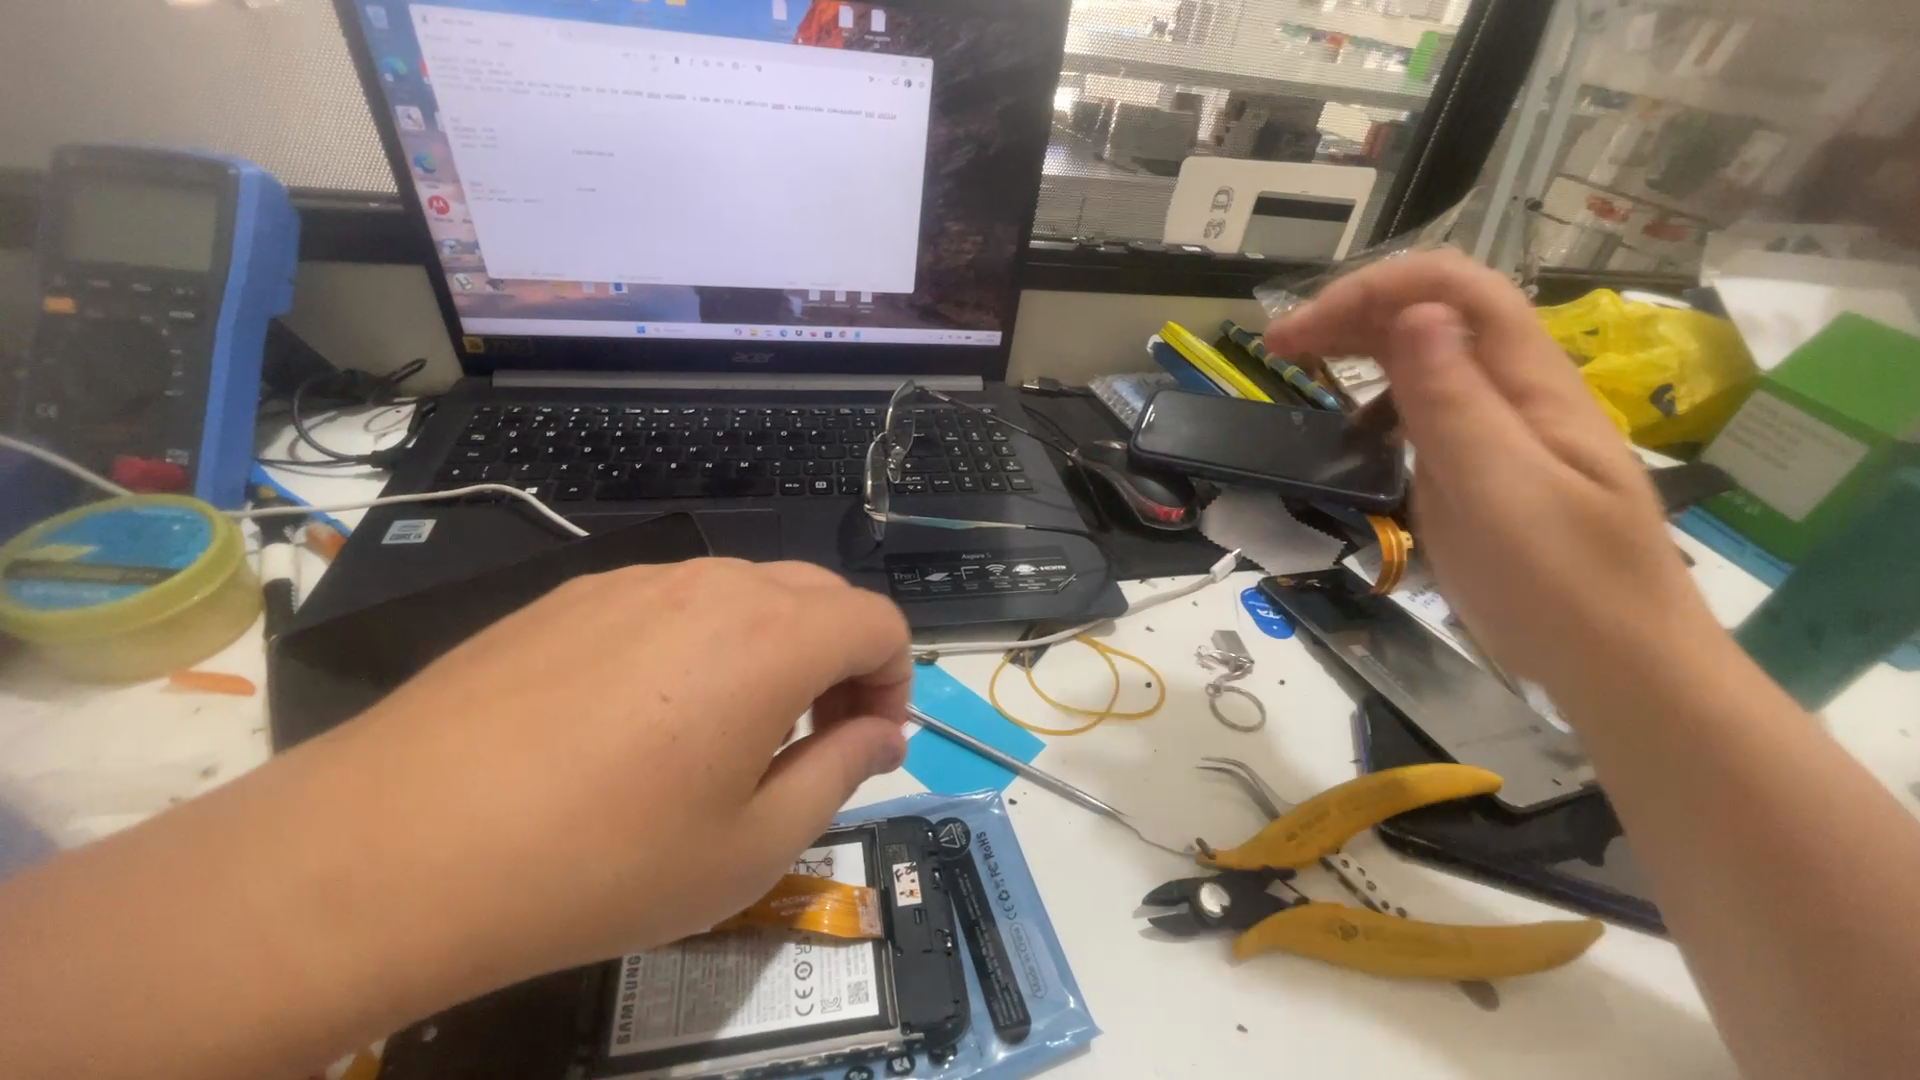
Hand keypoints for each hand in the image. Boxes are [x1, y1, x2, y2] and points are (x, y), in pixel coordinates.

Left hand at [312, 557, 911, 989]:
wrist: (393, 852)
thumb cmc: (601, 864)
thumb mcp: (752, 846)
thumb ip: (840, 774)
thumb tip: (880, 734)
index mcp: (771, 639)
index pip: (878, 621)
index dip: (895, 679)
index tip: (868, 743)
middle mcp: (711, 587)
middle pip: (819, 596)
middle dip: (842, 661)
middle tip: (814, 741)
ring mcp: (634, 582)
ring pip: (746, 592)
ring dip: (774, 648)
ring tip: (730, 731)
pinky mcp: (572, 597)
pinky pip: (672, 602)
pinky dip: (702, 642)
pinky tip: (646, 717)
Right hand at [1265, 250, 1713, 690]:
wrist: (1620, 665)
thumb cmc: (1562, 584)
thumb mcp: (1501, 490)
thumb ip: (1456, 400)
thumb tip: (1416, 313)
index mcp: (1529, 383)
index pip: (1454, 289)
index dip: (1371, 290)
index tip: (1296, 334)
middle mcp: (1515, 392)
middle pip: (1435, 314)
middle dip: (1353, 313)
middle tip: (1278, 347)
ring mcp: (1499, 431)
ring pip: (1427, 359)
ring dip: (1361, 349)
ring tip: (1301, 371)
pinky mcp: (1481, 469)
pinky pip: (1426, 411)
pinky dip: (1378, 403)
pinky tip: (1354, 434)